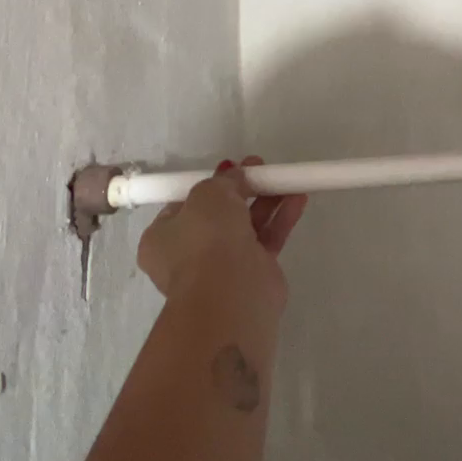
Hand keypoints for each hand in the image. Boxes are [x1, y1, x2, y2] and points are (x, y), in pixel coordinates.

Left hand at [137, 157, 308, 308]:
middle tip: (261, 169)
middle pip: (220, 212)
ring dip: (266, 200)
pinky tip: (298, 198)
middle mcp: (190, 252)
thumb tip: (233, 174)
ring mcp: (222, 264)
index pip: (185, 204)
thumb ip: (223, 180)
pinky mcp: (252, 272)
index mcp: (163, 237)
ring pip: (247, 224)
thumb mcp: (209, 195)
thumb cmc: (206, 239)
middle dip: (243, 189)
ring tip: (286, 179)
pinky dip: (281, 218)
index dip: (210, 184)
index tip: (233, 169)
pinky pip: (267, 238)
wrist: (230, 292)